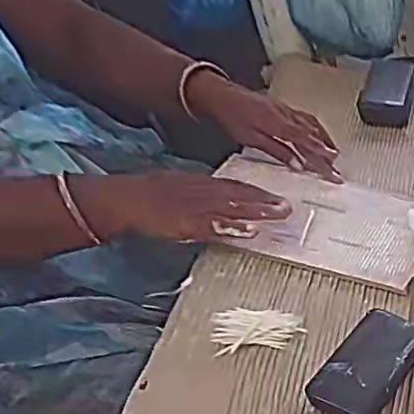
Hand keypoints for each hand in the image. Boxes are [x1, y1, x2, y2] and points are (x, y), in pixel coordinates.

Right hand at [76, 172, 290, 243]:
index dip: (258, 192)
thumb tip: (225, 208)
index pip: (236, 186)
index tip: (278, 197)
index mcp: (202, 183)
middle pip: (241, 195)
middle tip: (289, 207)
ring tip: (279, 215)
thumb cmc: (152, 196)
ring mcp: (198, 207)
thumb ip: (205, 197)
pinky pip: (216, 227)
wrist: (125, 198)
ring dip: (258, 212)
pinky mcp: (190, 224)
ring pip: (234, 208)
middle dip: (266, 201)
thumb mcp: (181, 189)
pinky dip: (234, 228)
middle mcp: (204, 192)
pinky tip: (250, 231)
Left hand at [184, 70, 340, 180]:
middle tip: (337, 171)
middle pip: (313, 137)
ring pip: (312, 126)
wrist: (220, 94)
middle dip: (327, 155)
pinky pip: (305, 118)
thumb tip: (298, 165)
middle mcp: (286, 115)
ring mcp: (286, 110)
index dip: (322, 160)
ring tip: (335, 155)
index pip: (307, 144)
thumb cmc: (232, 117)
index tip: (333, 172)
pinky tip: (319, 135)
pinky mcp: (282, 107)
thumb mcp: (252, 139)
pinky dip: (316, 129)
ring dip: (325, 141)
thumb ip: (278, 151)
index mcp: (279, 124)